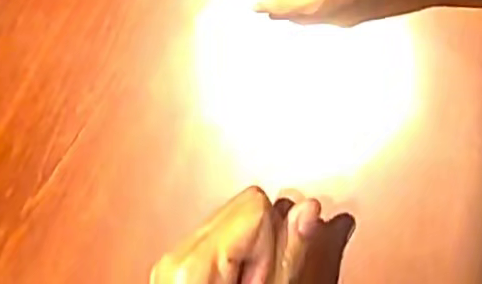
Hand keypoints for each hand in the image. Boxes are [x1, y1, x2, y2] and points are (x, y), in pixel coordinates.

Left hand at [151, 187, 324, 283]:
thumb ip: (288, 256)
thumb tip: (309, 210)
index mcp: (191, 263)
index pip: (257, 206)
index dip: (272, 247)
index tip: (263, 281)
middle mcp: (175, 256)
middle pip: (244, 205)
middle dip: (264, 243)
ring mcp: (171, 262)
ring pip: (232, 217)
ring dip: (251, 250)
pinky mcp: (176, 269)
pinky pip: (218, 237)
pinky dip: (235, 258)